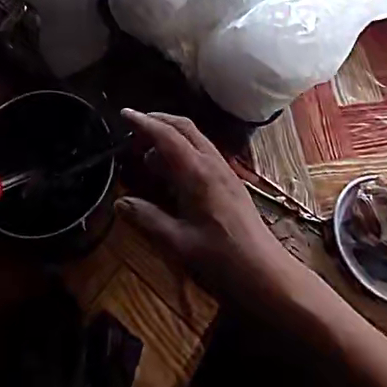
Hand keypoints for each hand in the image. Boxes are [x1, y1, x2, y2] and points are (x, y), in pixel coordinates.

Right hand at [116, 109, 309, 311]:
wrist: (266, 272)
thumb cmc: (222, 259)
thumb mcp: (179, 243)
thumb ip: (149, 219)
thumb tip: (120, 203)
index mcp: (198, 174)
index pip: (167, 136)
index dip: (144, 123)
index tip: (124, 114)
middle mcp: (213, 164)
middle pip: (184, 128)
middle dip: (158, 121)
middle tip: (133, 128)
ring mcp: (225, 171)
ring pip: (196, 138)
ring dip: (171, 135)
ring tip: (147, 150)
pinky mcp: (231, 182)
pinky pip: (204, 152)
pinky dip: (183, 149)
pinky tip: (172, 171)